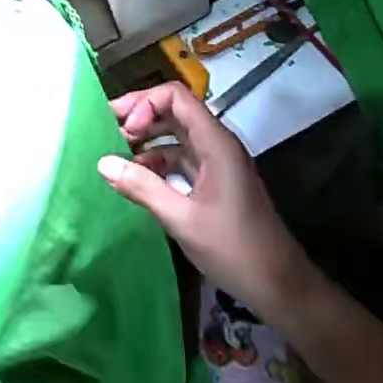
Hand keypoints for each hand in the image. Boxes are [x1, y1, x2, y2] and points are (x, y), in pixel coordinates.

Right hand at [98, 82, 317, 324]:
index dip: (145, 104)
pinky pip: (180, 158)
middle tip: (105, 131)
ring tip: (114, 154)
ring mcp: (215, 162)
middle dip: (139, 116)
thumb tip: (102, 163)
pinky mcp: (213, 181)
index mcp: (215, 142)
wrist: (280, 285)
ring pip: (175, 135)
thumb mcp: (182, 219)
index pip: (175, 97)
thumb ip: (142, 187)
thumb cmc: (234, 249)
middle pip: (173, 111)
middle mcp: (216, 144)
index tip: (123, 130)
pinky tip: (135, 178)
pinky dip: (156, 161)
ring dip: (145, 139)